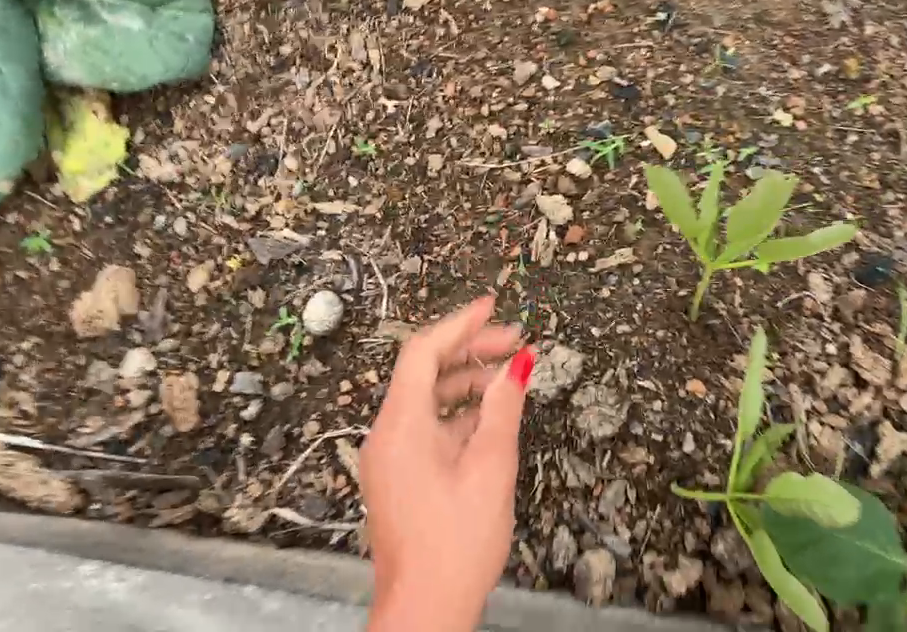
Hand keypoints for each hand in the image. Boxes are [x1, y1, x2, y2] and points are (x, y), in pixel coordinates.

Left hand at [361, 296, 532, 631]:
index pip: (423, 351)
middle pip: (425, 370)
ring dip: (469, 380)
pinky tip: (494, 416)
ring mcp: (392, 457)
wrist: (426, 612)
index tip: (493, 305)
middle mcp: (387, 436)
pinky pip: (429, 424)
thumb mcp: (491, 465)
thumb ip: (504, 406)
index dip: (460, 323)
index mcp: (400, 428)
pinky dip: (462, 410)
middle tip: (516, 342)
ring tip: (512, 378)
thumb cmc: (456, 543)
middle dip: (471, 349)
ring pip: (429, 397)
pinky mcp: (401, 475)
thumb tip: (519, 362)